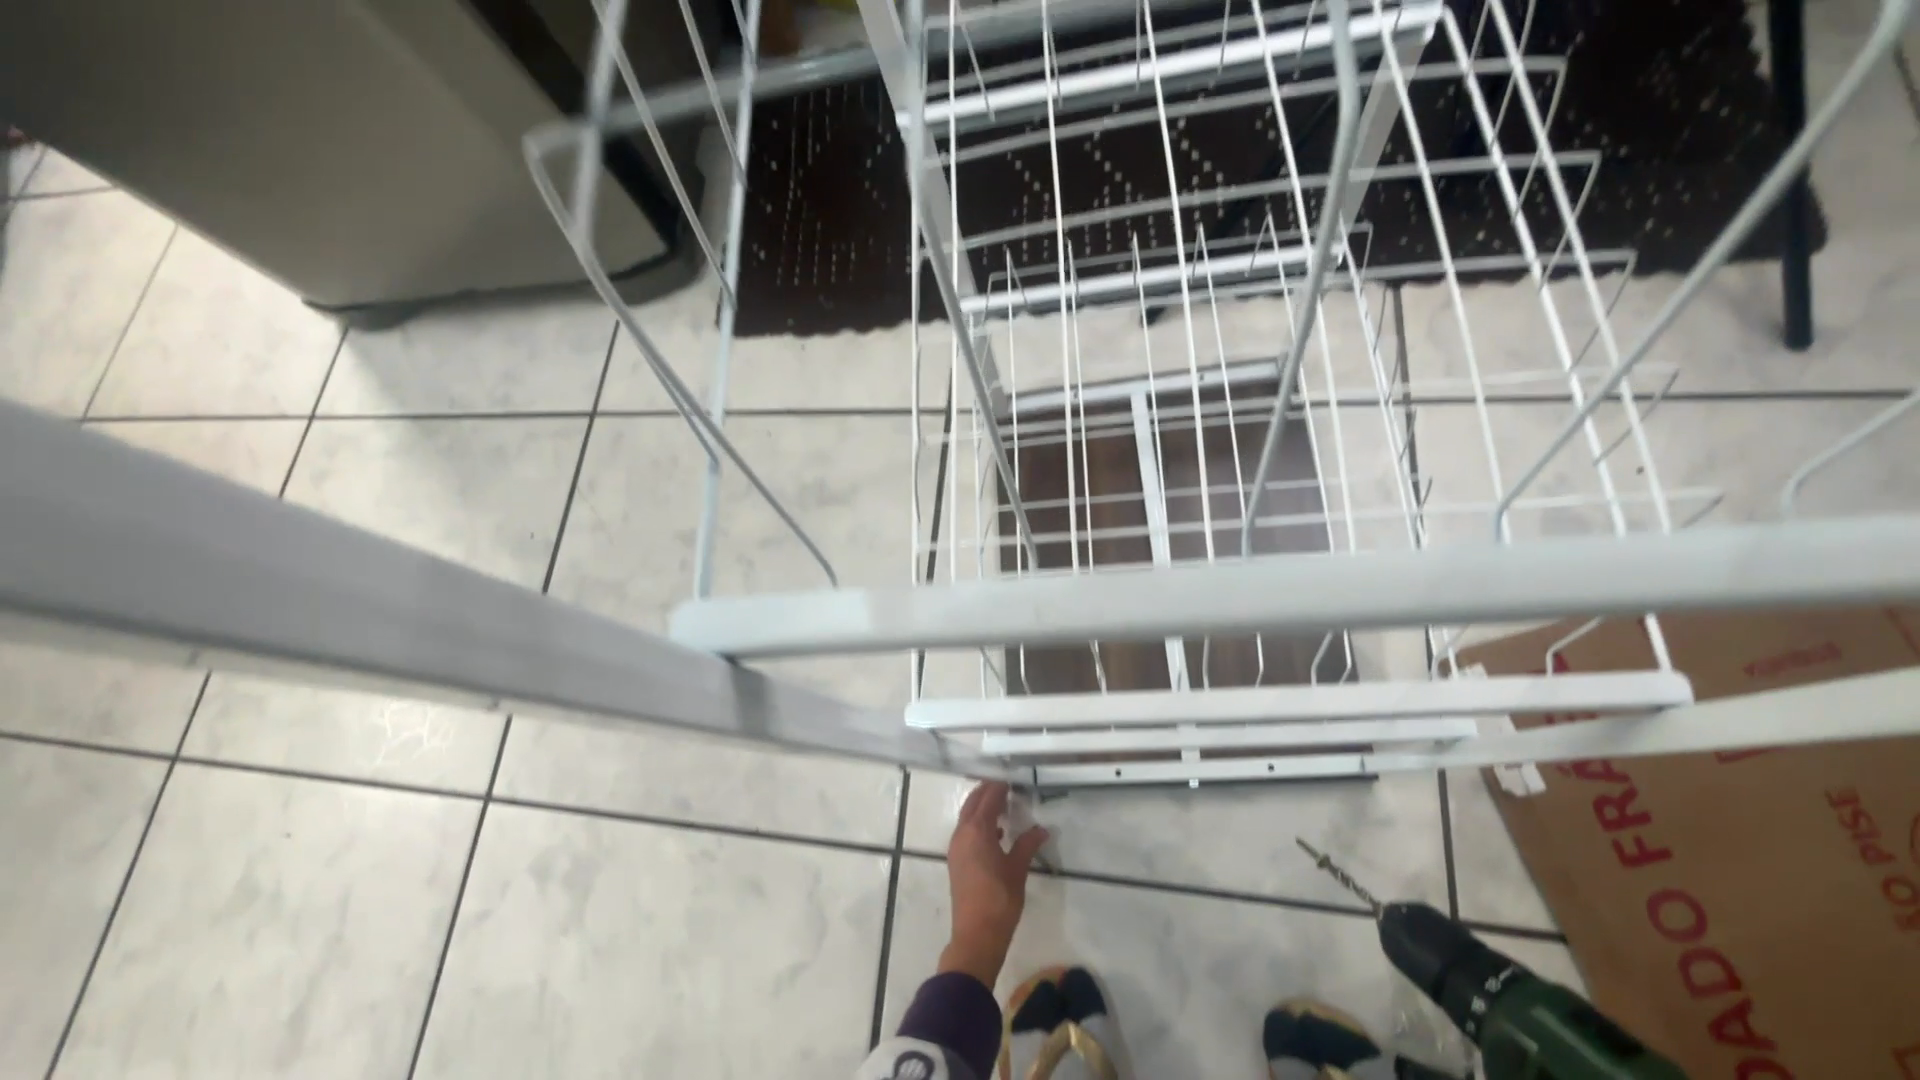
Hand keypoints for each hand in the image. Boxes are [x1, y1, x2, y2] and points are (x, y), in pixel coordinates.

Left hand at [939, 781, 1050, 988]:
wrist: (976, 934)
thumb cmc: (1000, 899)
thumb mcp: (1018, 869)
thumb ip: (1027, 845)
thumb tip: (1041, 829)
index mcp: (977, 831)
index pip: (988, 799)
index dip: (999, 787)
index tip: (1012, 780)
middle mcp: (962, 834)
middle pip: (973, 804)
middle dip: (987, 792)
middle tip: (1005, 787)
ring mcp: (956, 848)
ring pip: (967, 818)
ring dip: (982, 808)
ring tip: (1003, 807)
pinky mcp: (956, 861)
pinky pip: (966, 832)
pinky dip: (978, 825)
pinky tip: (996, 834)